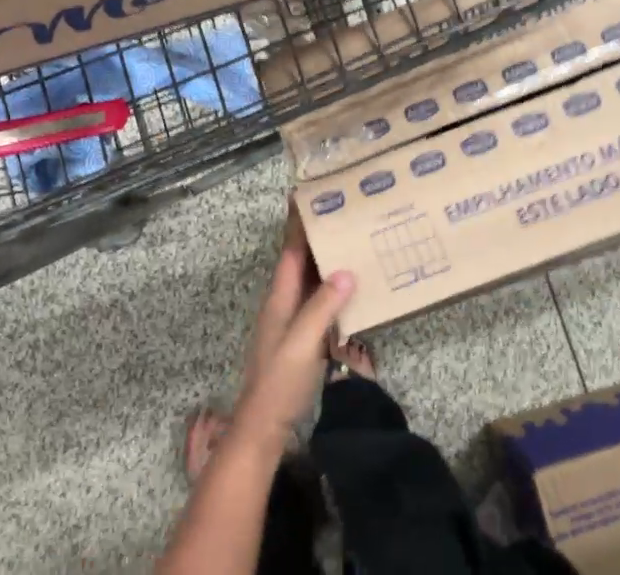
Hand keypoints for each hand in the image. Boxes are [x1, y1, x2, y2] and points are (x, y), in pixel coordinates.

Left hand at [234, 205, 354, 441]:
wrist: (264, 426)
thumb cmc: (279, 381)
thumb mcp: (302, 342)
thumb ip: (322, 307)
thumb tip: (346, 270)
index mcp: (280, 297)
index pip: (291, 251)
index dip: (298, 224)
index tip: (308, 194)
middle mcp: (285, 303)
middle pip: (302, 262)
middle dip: (317, 236)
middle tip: (344, 212)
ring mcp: (294, 322)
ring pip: (312, 282)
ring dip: (327, 261)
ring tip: (354, 241)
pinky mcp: (304, 339)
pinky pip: (321, 304)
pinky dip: (335, 290)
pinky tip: (355, 290)